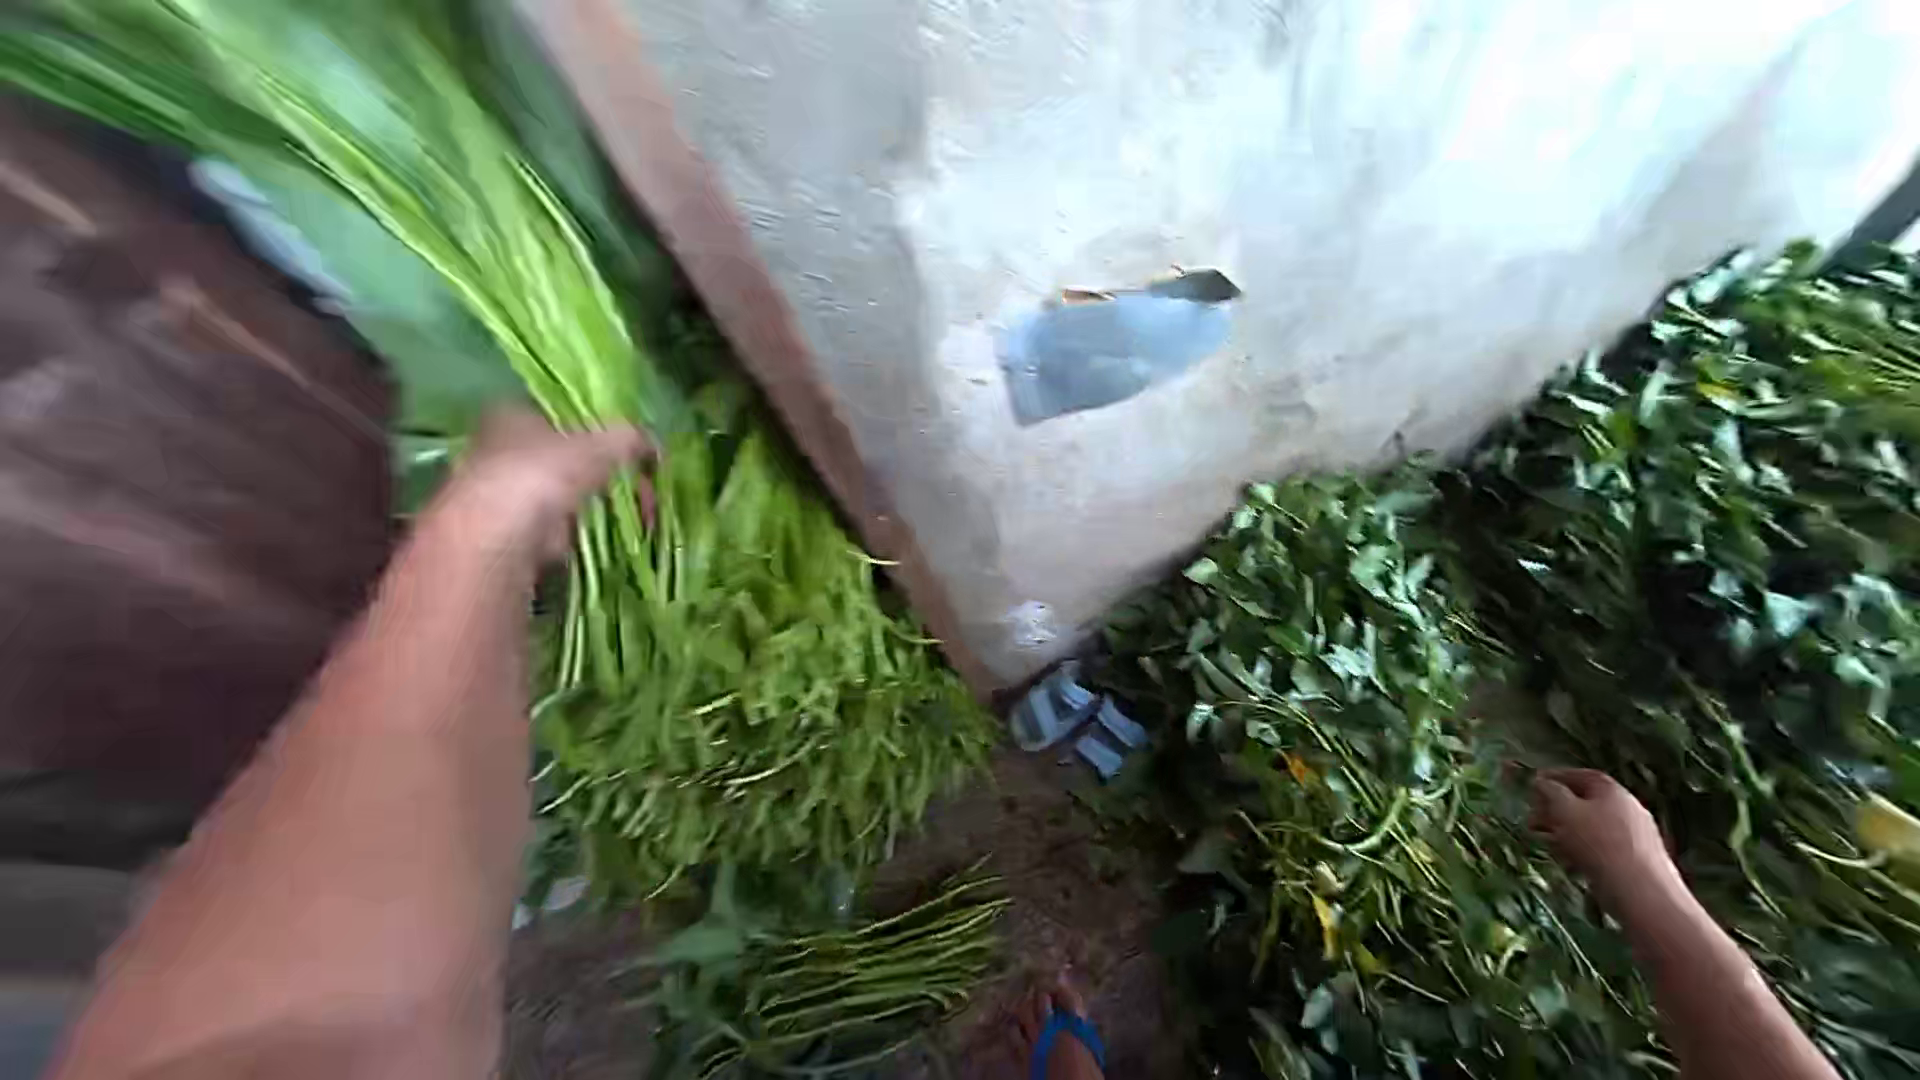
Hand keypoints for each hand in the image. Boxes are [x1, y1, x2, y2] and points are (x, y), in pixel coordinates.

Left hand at [433, 408, 653, 560]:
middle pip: (573, 452)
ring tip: (644, 509)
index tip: (635, 444)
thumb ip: (631, 437)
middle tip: (648, 483)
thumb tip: (654, 442)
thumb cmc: (544, 472)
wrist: (503, 537)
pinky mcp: (521, 526)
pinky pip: (571, 518)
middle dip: (614, 468)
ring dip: (609, 497)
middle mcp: (505, 445)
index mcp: (514, 412)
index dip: (604, 424)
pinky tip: (621, 527)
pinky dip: (597, 522)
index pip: (566, 410)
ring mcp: (511, 488)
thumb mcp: (602, 442)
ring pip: (574, 487)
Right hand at [1531, 768, 1682, 913]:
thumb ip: (1549, 790)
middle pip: (1585, 801)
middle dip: (1555, 806)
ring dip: (1563, 827)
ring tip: (1542, 838)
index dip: (1555, 776)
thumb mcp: (1563, 808)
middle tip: (1532, 815)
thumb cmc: (1597, 842)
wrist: (1642, 892)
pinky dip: (1579, 846)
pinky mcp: (1637, 860)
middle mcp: (1629, 809)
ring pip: (1591, 824)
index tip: (1533, 784)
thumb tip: (1542, 783)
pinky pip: (1601, 844)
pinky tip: (1565, 857)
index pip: (1581, 775)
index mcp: (1613, 792)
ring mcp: (1637, 836)